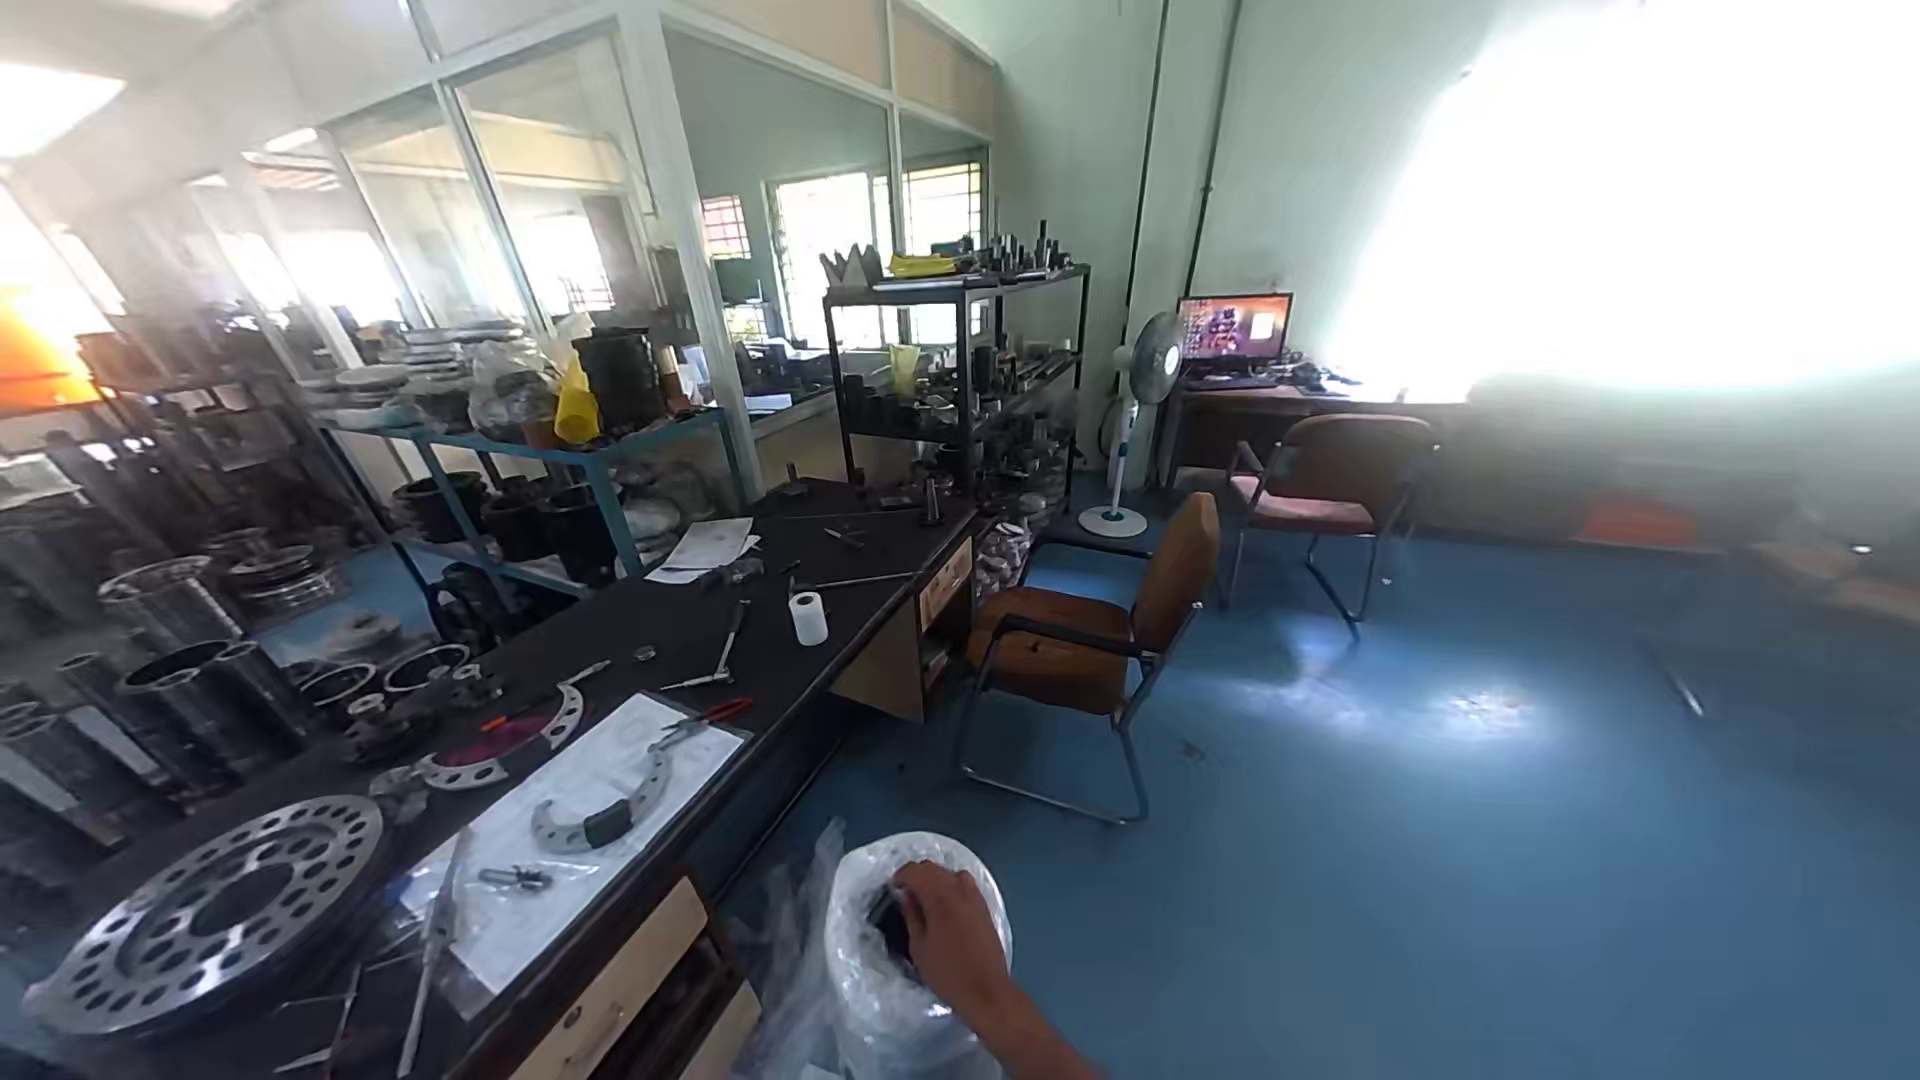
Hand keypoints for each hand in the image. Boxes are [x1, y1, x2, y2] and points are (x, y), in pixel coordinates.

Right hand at [891, 860, 1011, 1022]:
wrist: (986, 989)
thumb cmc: (947, 972)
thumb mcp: (919, 947)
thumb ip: (911, 915)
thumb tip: (905, 894)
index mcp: (940, 895)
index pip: (916, 870)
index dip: (901, 875)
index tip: (894, 888)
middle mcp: (958, 886)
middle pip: (932, 867)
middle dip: (916, 875)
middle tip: (906, 895)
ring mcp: (973, 893)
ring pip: (948, 872)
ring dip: (934, 879)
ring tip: (925, 900)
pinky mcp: (983, 903)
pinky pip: (962, 882)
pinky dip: (949, 885)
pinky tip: (945, 905)